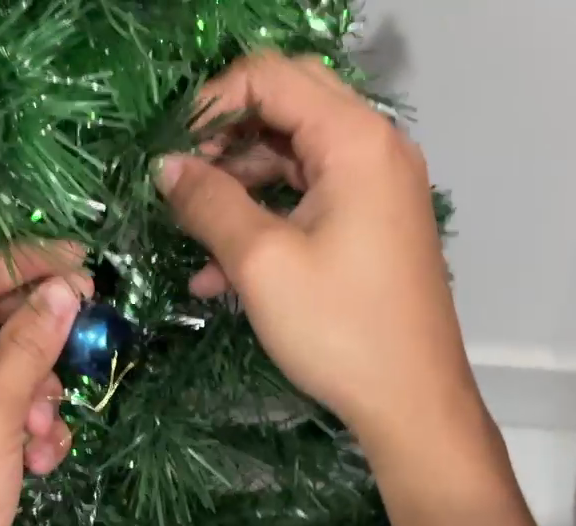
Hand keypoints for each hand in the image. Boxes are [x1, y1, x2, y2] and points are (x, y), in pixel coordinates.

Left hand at [0, 247, 91, 525]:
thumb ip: (29, 344)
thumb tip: (65, 289)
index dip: (23, 267)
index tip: (79, 260)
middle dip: (35, 343)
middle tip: (86, 331)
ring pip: (5, 374)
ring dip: (37, 397)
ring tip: (42, 431)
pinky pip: (6, 416)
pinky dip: (30, 432)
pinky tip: (40, 460)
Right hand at [155, 53, 469, 445]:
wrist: (409, 399)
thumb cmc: (338, 328)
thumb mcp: (262, 263)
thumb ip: (210, 203)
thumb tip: (166, 167)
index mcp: (354, 140)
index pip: (270, 78)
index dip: (210, 105)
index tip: (169, 155)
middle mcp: (373, 150)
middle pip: (285, 111)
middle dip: (224, 142)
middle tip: (180, 184)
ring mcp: (376, 190)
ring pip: (292, 162)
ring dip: (237, 192)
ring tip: (190, 235)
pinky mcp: (370, 229)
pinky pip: (308, 204)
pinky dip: (265, 224)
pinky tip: (217, 272)